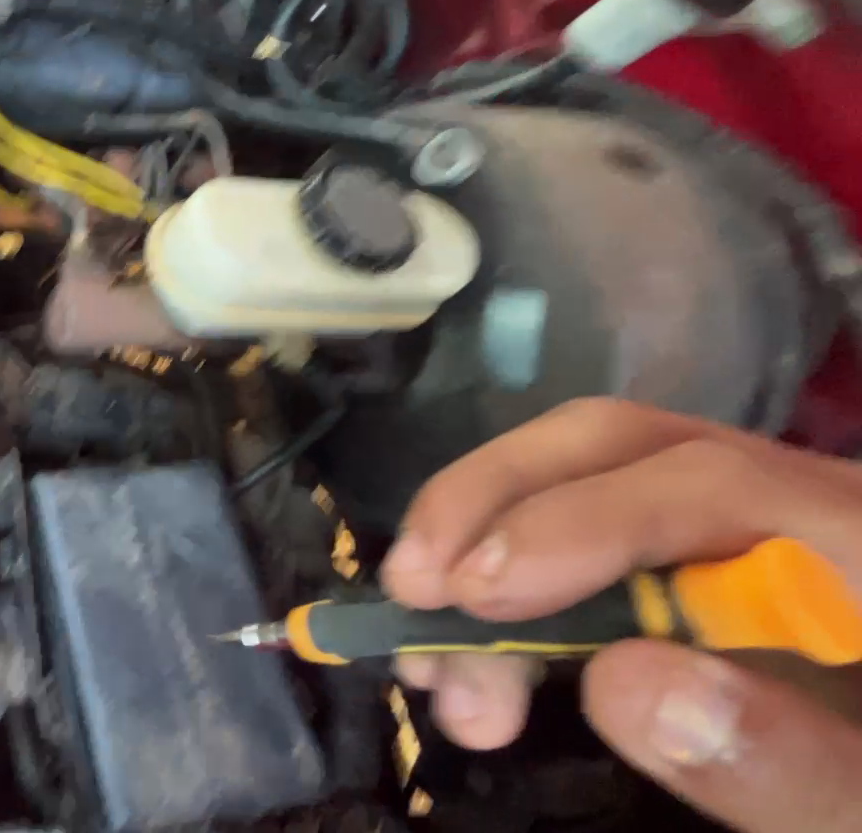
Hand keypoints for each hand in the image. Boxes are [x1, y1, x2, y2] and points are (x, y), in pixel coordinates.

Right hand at [380, 398, 861, 831]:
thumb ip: (801, 766)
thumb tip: (622, 685)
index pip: (716, 484)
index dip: (574, 522)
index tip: (475, 598)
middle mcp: (800, 499)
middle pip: (614, 446)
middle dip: (486, 506)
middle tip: (412, 589)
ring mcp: (730, 520)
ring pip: (570, 471)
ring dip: (469, 544)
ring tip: (425, 653)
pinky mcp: (673, 550)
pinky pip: (560, 519)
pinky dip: (488, 569)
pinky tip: (459, 638)